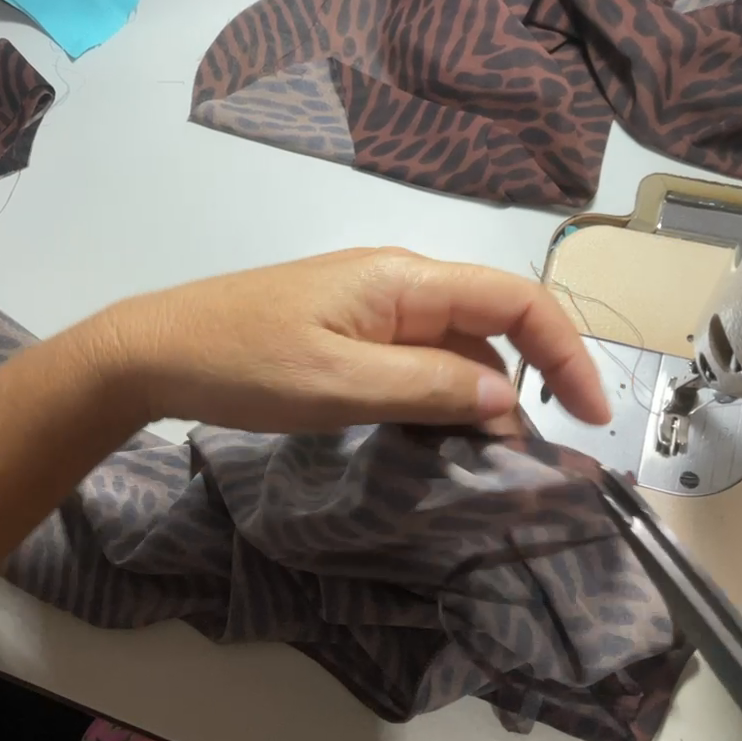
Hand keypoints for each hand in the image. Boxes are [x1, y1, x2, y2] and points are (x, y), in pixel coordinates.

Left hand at [81, 247, 609, 433]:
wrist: (154, 353)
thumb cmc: (243, 362)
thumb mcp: (341, 383)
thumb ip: (429, 388)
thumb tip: (507, 397)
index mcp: (403, 280)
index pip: (515, 300)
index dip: (565, 352)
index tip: (586, 416)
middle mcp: (392, 285)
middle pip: (483, 329)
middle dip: (512, 388)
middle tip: (509, 460)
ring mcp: (362, 311)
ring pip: (442, 351)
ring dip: (466, 400)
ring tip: (467, 459)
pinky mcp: (337, 336)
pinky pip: (403, 363)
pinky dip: (424, 399)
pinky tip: (418, 436)